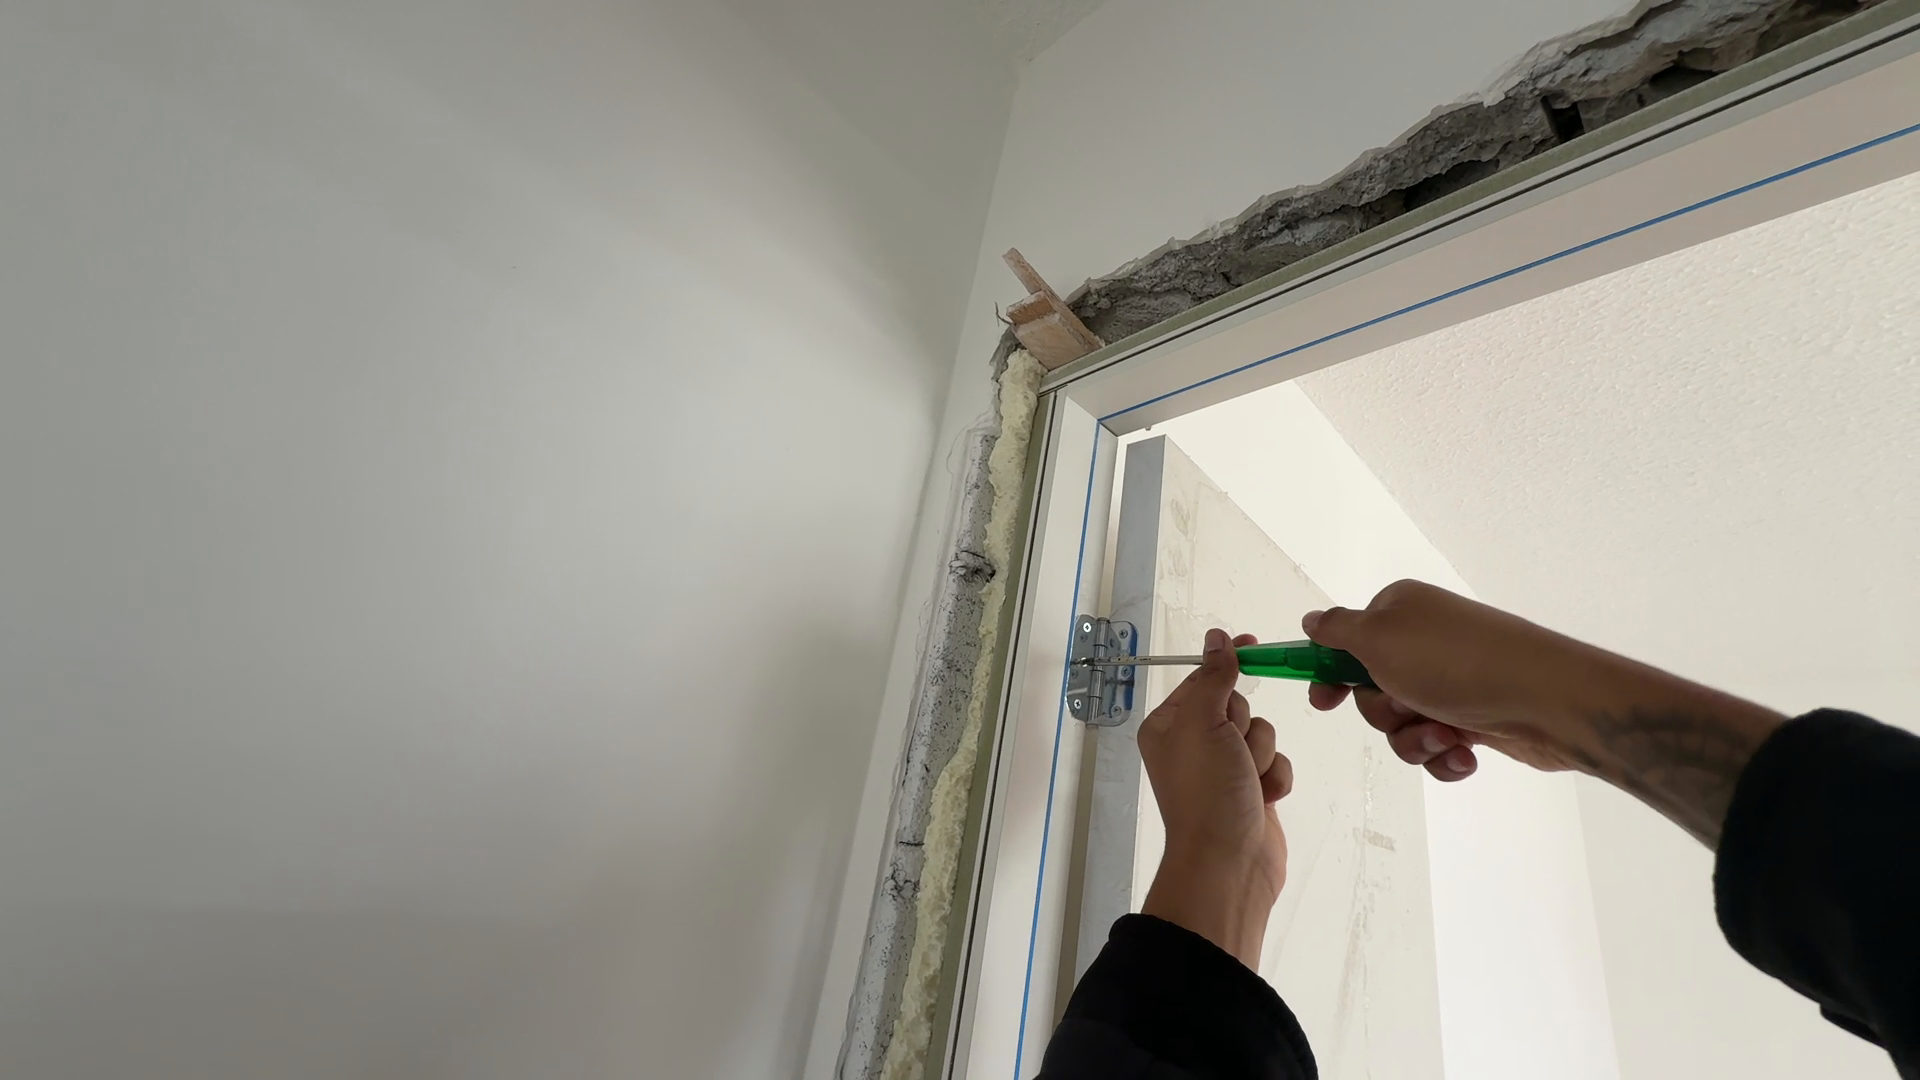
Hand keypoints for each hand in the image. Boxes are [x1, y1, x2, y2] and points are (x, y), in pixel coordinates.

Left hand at [1137, 628, 1293, 966]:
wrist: (1229, 864)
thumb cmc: (1206, 789)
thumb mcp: (1204, 723)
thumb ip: (1214, 678)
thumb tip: (1216, 637)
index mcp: (1168, 726)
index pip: (1201, 680)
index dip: (1226, 664)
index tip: (1252, 643)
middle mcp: (1192, 743)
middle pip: (1235, 705)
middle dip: (1242, 725)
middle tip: (1232, 750)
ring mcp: (1223, 768)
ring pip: (1260, 733)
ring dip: (1260, 754)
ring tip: (1246, 781)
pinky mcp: (1251, 789)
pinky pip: (1275, 763)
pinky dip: (1274, 777)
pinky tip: (1264, 797)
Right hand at [1299, 579, 1594, 780]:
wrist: (1554, 701)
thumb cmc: (1454, 662)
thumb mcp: (1377, 637)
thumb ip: (1336, 629)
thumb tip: (1312, 620)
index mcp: (1398, 612)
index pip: (1344, 640)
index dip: (1328, 672)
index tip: (1323, 700)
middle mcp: (1422, 642)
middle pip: (1368, 687)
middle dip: (1382, 711)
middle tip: (1405, 708)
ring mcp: (1450, 680)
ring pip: (1399, 721)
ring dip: (1413, 737)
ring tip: (1444, 736)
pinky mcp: (1475, 717)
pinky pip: (1434, 743)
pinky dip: (1442, 754)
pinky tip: (1463, 754)